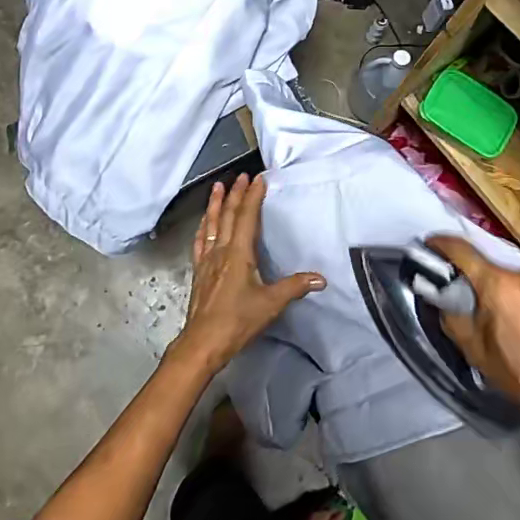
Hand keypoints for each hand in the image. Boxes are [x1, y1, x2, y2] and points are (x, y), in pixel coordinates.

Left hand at [173, 173, 324, 370]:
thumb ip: (295, 287)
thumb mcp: (271, 303)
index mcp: (238, 254)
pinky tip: (204, 224)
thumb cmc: (237, 321)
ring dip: (215, 205)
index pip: (247, 218)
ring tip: (217, 188)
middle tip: (240, 176)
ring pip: (211, 226)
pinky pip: (200, 243)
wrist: (202, 344)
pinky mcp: (199, 273)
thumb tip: (320, 279)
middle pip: (228, 217)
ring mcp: (207, 262)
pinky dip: (203, 228)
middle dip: (235, 194)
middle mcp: (221, 252)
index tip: (258, 179)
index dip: (253, 197)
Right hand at [427, 236, 519, 445]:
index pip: (462, 250)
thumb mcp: (479, 355)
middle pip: (493, 266)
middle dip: (479, 279)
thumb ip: (455, 319)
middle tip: (470, 299)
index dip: (442, 245)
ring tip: (507, 320)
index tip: (430, 245)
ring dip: (508, 292)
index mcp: (500, 285)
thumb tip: (444, 299)